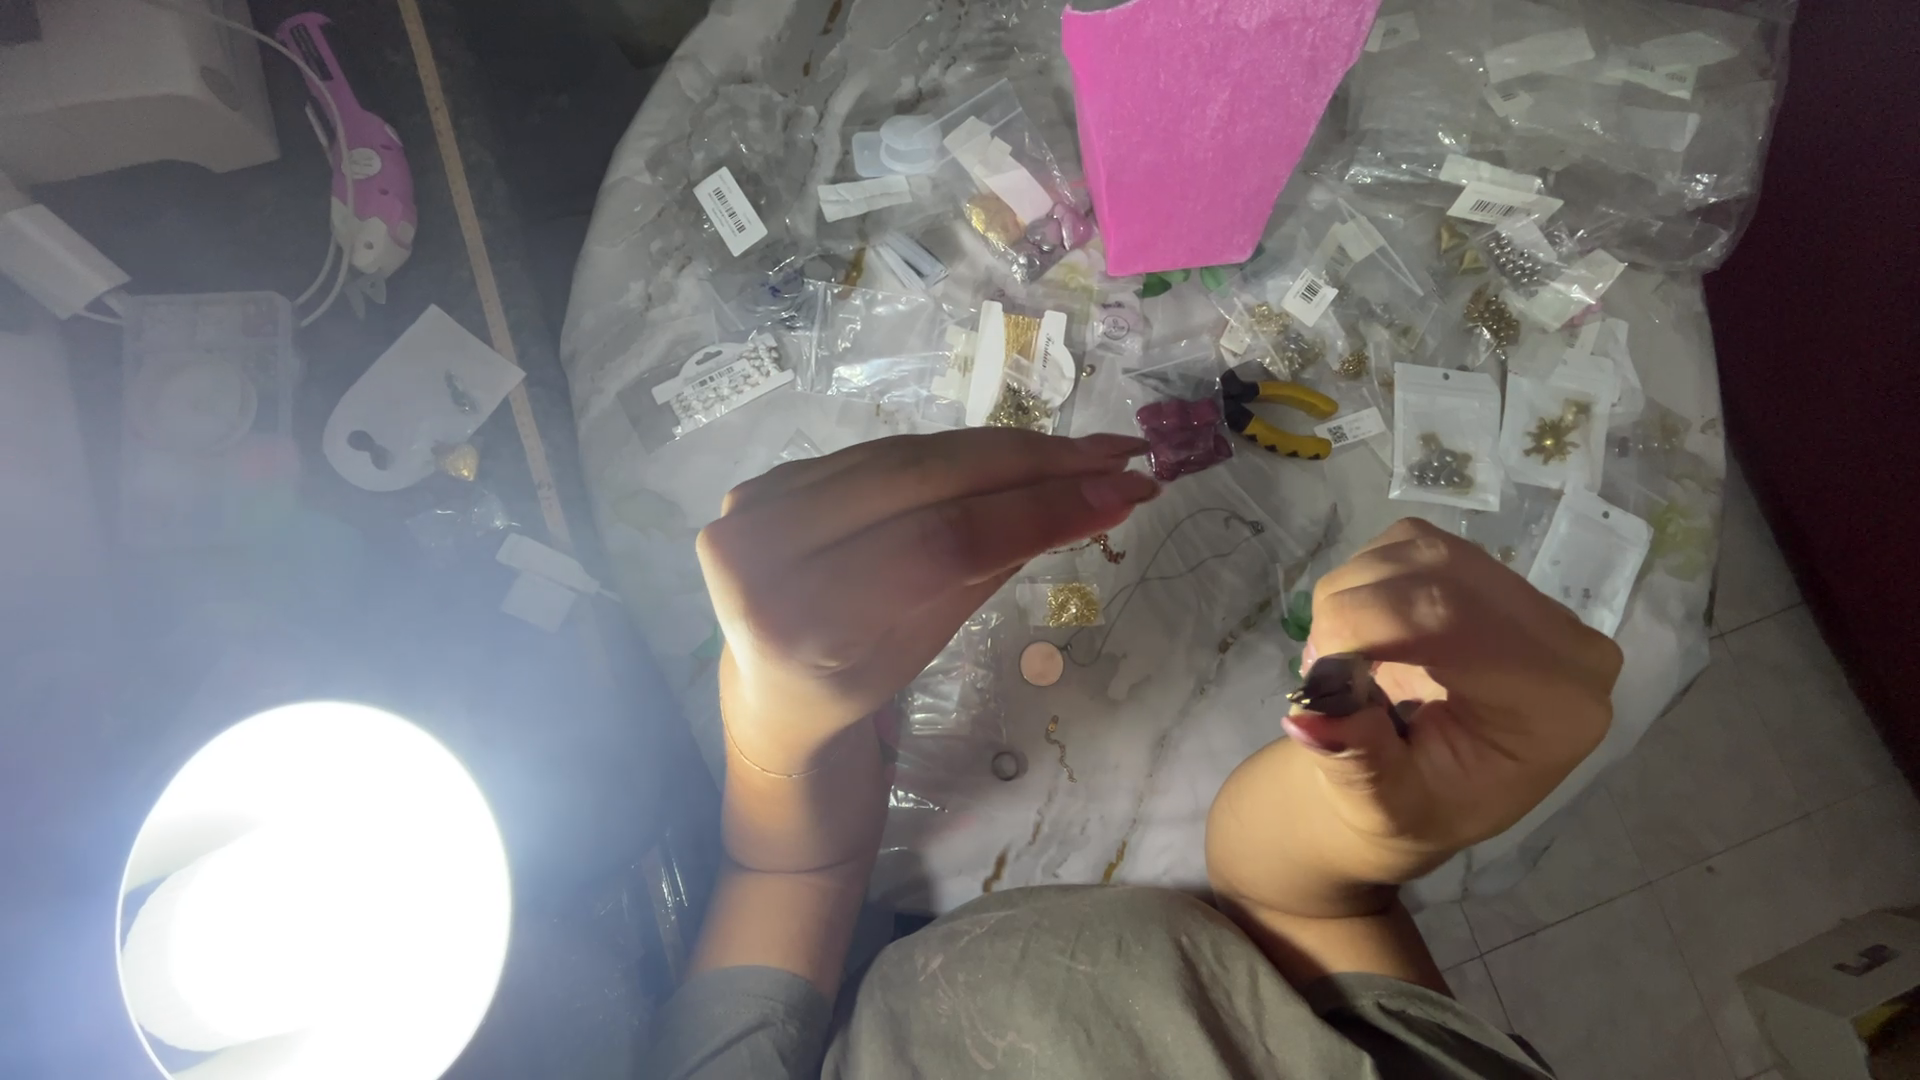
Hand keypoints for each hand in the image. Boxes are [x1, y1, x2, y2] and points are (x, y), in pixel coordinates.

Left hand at [698, 429, 1157, 869]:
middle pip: (924, 479)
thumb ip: (991, 564)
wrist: (772, 685)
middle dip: (1034, 464)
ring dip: (1005, 450)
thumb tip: (1089, 497)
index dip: (1038, 511)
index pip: (939, 542)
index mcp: (802, 619)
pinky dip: (957, 453)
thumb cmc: (852, 685)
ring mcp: (759, 502)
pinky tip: (1015, 454)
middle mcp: (766, 548)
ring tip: (1082, 454)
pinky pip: (885, 452)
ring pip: (909, 454)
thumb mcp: (924, 642)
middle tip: (1118, 457)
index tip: (1123, 492)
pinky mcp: (771, 477)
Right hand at [1208, 518, 1620, 916]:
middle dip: (1350, 610)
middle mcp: (1560, 642)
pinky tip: (1364, 623)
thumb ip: (1353, 762)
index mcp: (1553, 707)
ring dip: (1352, 592)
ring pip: (1416, 548)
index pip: (1453, 622)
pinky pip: (1409, 541)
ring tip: (1339, 652)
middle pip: (1434, 574)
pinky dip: (1365, 575)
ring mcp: (1527, 599)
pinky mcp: (1487, 573)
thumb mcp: (1379, 805)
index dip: (1362, 627)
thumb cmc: (1410, 805)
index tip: (1314, 672)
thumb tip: (1306, 719)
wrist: (1419, 786)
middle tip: (1318, 665)